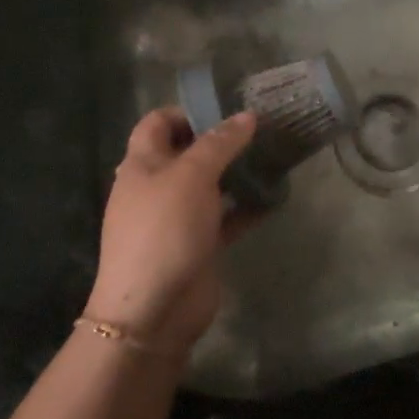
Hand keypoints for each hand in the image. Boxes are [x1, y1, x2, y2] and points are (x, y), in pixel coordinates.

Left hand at [84, 108, 258, 353]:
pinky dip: (247, 206)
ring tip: (273, 156)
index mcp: (142, 164)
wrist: (153, 311)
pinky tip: (276, 196)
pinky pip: (226, 217)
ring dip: (237, 172)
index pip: (158, 123)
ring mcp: (178, 218)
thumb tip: (246, 115)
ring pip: (210, 185)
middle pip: (187, 152)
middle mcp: (157, 187)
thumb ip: (220, 143)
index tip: (226, 107)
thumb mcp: (192, 176)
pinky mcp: (198, 244)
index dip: (187, 111)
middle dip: (221, 140)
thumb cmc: (164, 230)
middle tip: (260, 128)